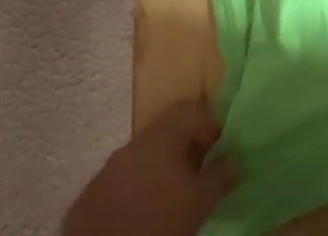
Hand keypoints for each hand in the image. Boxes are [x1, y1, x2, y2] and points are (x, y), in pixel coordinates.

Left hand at [65, 100, 235, 235]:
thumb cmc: (159, 219)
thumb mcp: (200, 201)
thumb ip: (221, 176)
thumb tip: (235, 159)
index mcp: (160, 136)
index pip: (189, 108)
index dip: (209, 122)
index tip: (219, 147)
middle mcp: (132, 144)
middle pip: (166, 133)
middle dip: (186, 148)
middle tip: (201, 173)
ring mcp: (108, 167)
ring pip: (144, 156)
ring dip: (162, 168)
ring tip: (174, 194)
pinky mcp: (92, 193)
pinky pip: (123, 178)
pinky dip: (139, 185)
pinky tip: (146, 208)